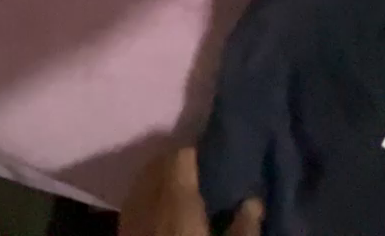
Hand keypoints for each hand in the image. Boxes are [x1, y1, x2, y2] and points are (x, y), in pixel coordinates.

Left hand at [118, 148, 262, 235]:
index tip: (212, 163)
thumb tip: (253, 201)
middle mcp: (149, 202)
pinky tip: (161, 219)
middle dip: (175, 166)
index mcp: (177, 201)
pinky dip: (146, 203)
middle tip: (199, 177)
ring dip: (159, 182)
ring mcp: (131, 221)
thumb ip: (244, 229)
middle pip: (157, 166)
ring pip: (142, 185)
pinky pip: (133, 208)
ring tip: (181, 196)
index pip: (180, 156)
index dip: (196, 155)